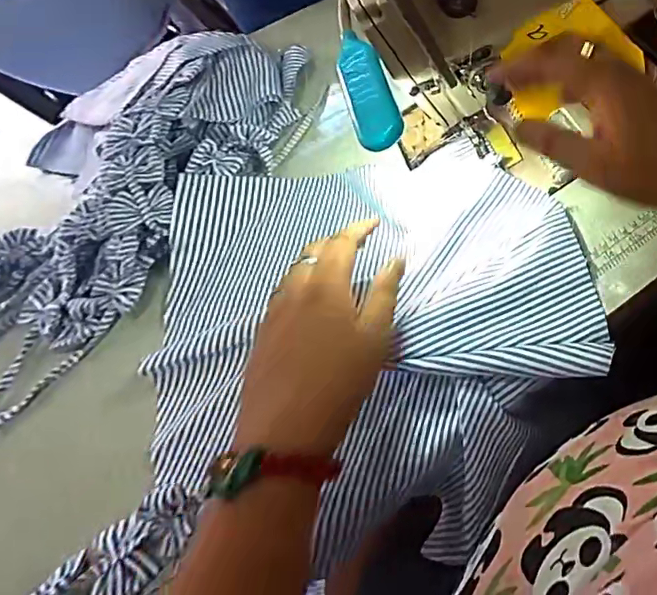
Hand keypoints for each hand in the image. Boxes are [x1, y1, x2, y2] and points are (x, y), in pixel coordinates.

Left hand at [234, 220, 402, 457]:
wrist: (284, 434)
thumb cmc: (342, 379)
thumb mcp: (376, 335)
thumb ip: (386, 292)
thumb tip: (395, 260)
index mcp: (325, 286)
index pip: (341, 243)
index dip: (359, 229)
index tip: (375, 223)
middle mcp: (294, 292)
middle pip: (312, 253)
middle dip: (335, 242)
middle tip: (357, 243)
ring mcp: (273, 315)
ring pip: (293, 273)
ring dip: (315, 262)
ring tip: (335, 268)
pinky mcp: (261, 336)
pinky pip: (282, 295)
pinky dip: (300, 284)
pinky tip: (310, 301)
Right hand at [492, 35, 656, 213]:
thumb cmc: (649, 172)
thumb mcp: (594, 165)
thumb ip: (553, 142)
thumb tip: (515, 124)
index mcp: (602, 82)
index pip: (550, 62)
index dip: (517, 68)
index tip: (490, 78)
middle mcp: (616, 70)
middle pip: (568, 46)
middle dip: (534, 56)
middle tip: (508, 75)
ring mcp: (630, 78)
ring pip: (585, 55)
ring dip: (555, 63)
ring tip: (529, 83)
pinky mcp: (639, 89)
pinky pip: (597, 68)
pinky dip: (573, 74)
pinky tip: (566, 97)